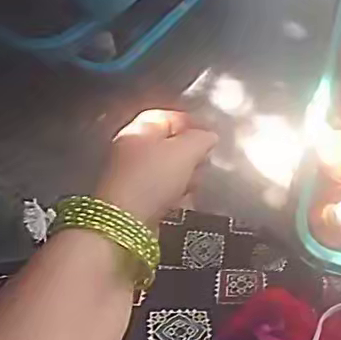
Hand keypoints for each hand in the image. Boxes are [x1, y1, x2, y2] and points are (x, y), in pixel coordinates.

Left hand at [95, 109, 218, 223]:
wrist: (127, 222)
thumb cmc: (155, 178)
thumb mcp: (185, 152)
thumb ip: (201, 139)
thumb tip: (210, 136)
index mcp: (139, 129)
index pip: (170, 117)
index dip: (194, 122)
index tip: (212, 135)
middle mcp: (131, 148)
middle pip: (169, 144)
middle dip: (190, 153)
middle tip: (205, 161)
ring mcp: (131, 175)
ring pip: (167, 169)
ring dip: (185, 175)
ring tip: (196, 183)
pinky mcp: (135, 199)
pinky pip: (162, 190)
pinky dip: (175, 193)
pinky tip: (183, 200)